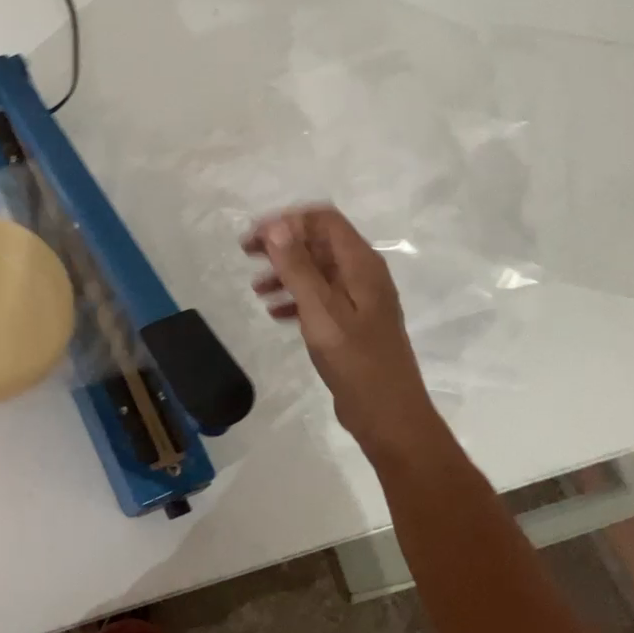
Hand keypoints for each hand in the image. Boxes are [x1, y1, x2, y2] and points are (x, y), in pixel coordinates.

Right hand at [242, 205, 438, 449]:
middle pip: (319, 242)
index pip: (324, 220)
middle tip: (246, 253)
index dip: (288, 221)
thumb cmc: (354, 359)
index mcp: (360, 265)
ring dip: (285, 271)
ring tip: (256, 288)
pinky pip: (319, 297)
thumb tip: (276, 226)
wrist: (387, 412)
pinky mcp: (351, 322)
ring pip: (316, 270)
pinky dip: (295, 297)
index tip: (255, 236)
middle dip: (282, 243)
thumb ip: (297, 267)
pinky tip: (275, 313)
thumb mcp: (320, 310)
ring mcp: (358, 299)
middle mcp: (362, 275)